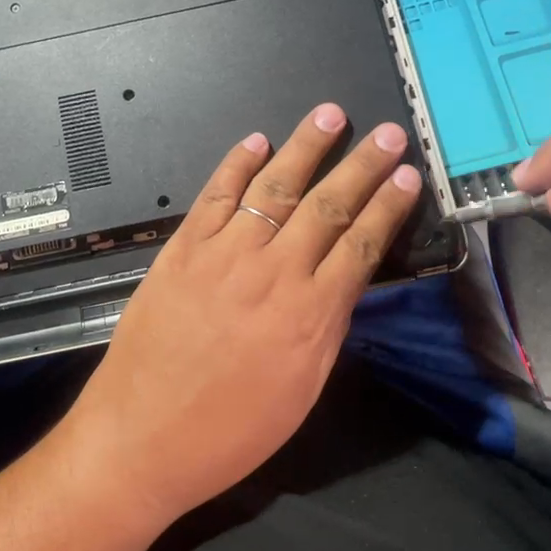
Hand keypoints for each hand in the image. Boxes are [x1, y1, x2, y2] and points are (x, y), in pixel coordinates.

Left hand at [55, 103, 422, 525]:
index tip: (408, 176)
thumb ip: (326, 327)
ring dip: (305, 147)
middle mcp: (272, 272)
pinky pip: (216, 194)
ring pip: (274, 187)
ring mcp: (224, 253)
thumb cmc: (230, 430)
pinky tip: (257, 141)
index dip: (387, 207)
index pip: (360, 246)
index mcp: (309, 315)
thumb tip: (344, 279)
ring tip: (330, 114)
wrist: (142, 435)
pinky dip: (237, 164)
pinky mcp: (184, 247)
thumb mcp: (301, 390)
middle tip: (388, 132)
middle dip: (362, 165)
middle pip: (326, 206)